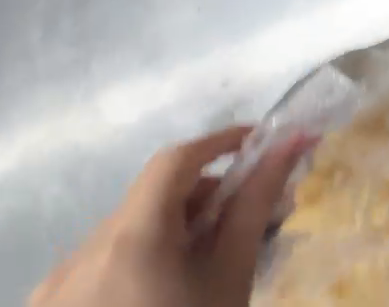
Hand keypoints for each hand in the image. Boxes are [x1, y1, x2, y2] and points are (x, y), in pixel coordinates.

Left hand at [31, 126, 305, 306]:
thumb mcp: (234, 267)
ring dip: (181, 226)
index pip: (176, 160)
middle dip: (212, 194)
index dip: (223, 140)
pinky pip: (105, 261)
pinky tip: (173, 286)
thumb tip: (295, 140)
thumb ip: (258, 198)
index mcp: (130, 237)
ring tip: (217, 257)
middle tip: (259, 213)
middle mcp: (82, 253)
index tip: (266, 142)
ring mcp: (56, 286)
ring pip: (132, 230)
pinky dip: (147, 256)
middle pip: (156, 197)